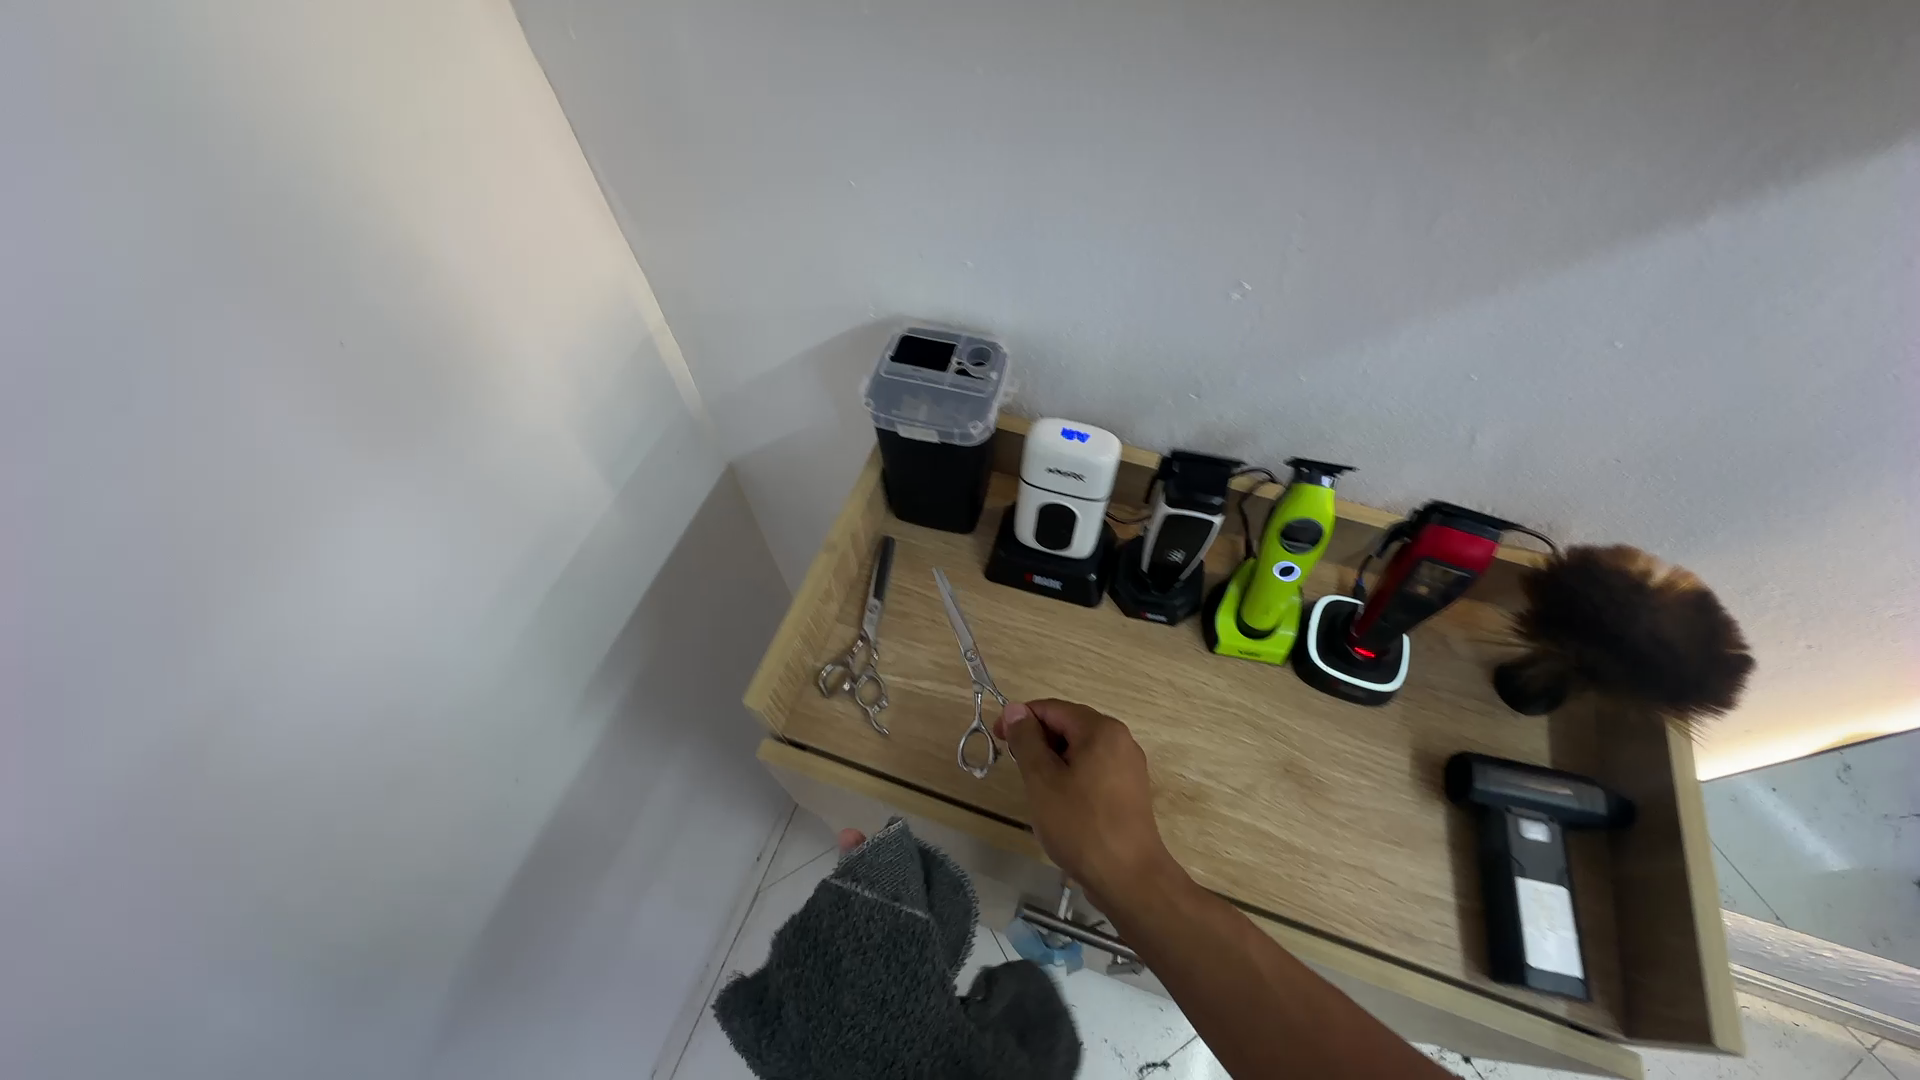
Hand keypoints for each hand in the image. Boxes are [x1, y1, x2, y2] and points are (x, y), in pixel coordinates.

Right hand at [994, 699, 1180, 905]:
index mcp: (1101, 730)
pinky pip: (1094, 768)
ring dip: (1053, 759)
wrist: (1129, 878)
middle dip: (1038, 740)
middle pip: (1069, 725)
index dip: (1020, 719)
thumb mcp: (1042, 780)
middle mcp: (1120, 740)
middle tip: (1016, 767)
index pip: (1052, 708)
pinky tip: (1060, 802)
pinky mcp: (1130, 790)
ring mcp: (1129, 766)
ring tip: (1037, 788)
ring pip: (1081, 749)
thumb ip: (1026, 740)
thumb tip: (1016, 709)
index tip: (998, 739)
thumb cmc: (1080, 825)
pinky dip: (1071, 774)